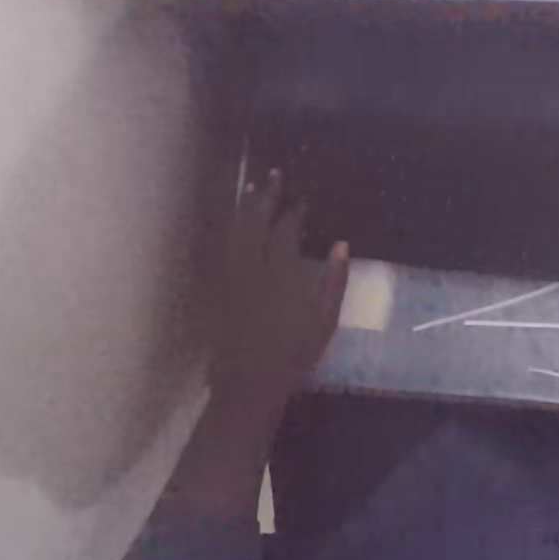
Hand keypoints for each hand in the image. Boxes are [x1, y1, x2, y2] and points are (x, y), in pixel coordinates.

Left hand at [209, 169, 349, 408]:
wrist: (248, 383)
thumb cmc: (293, 356)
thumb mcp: (324, 322)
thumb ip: (334, 281)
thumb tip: (341, 245)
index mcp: (281, 274)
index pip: (286, 232)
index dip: (294, 213)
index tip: (302, 201)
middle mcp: (251, 268)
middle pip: (255, 222)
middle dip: (266, 196)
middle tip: (274, 175)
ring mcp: (229, 277)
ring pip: (234, 231)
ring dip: (244, 207)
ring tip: (252, 188)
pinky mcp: (217, 288)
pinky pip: (221, 249)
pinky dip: (229, 230)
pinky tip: (233, 222)